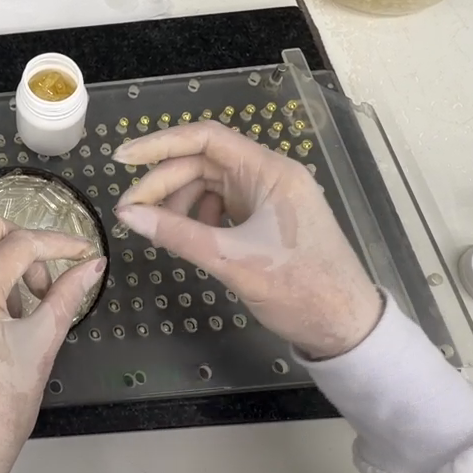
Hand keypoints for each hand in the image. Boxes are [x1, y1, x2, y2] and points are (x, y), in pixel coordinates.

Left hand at [0, 212, 105, 472]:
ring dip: (0, 256)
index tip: (85, 250)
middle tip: (45, 278)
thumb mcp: (41, 345)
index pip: (20, 245)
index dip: (57, 243)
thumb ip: (66, 296)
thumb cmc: (3, 405)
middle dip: (22, 241)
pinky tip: (0, 307)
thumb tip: (93, 264)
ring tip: (24, 303)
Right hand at [114, 121, 381, 358]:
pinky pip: (217, 204)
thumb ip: (178, 234)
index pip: (205, 138)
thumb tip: (125, 215)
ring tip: (159, 231)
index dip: (159, 144)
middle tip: (129, 211)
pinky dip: (195, 218)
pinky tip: (186, 238)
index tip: (122, 158)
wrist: (350, 334)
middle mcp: (267, 175)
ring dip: (177, 204)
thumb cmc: (301, 291)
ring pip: (205, 184)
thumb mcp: (233, 262)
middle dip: (162, 184)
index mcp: (269, 171)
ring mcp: (265, 196)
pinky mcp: (262, 218)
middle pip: (200, 163)